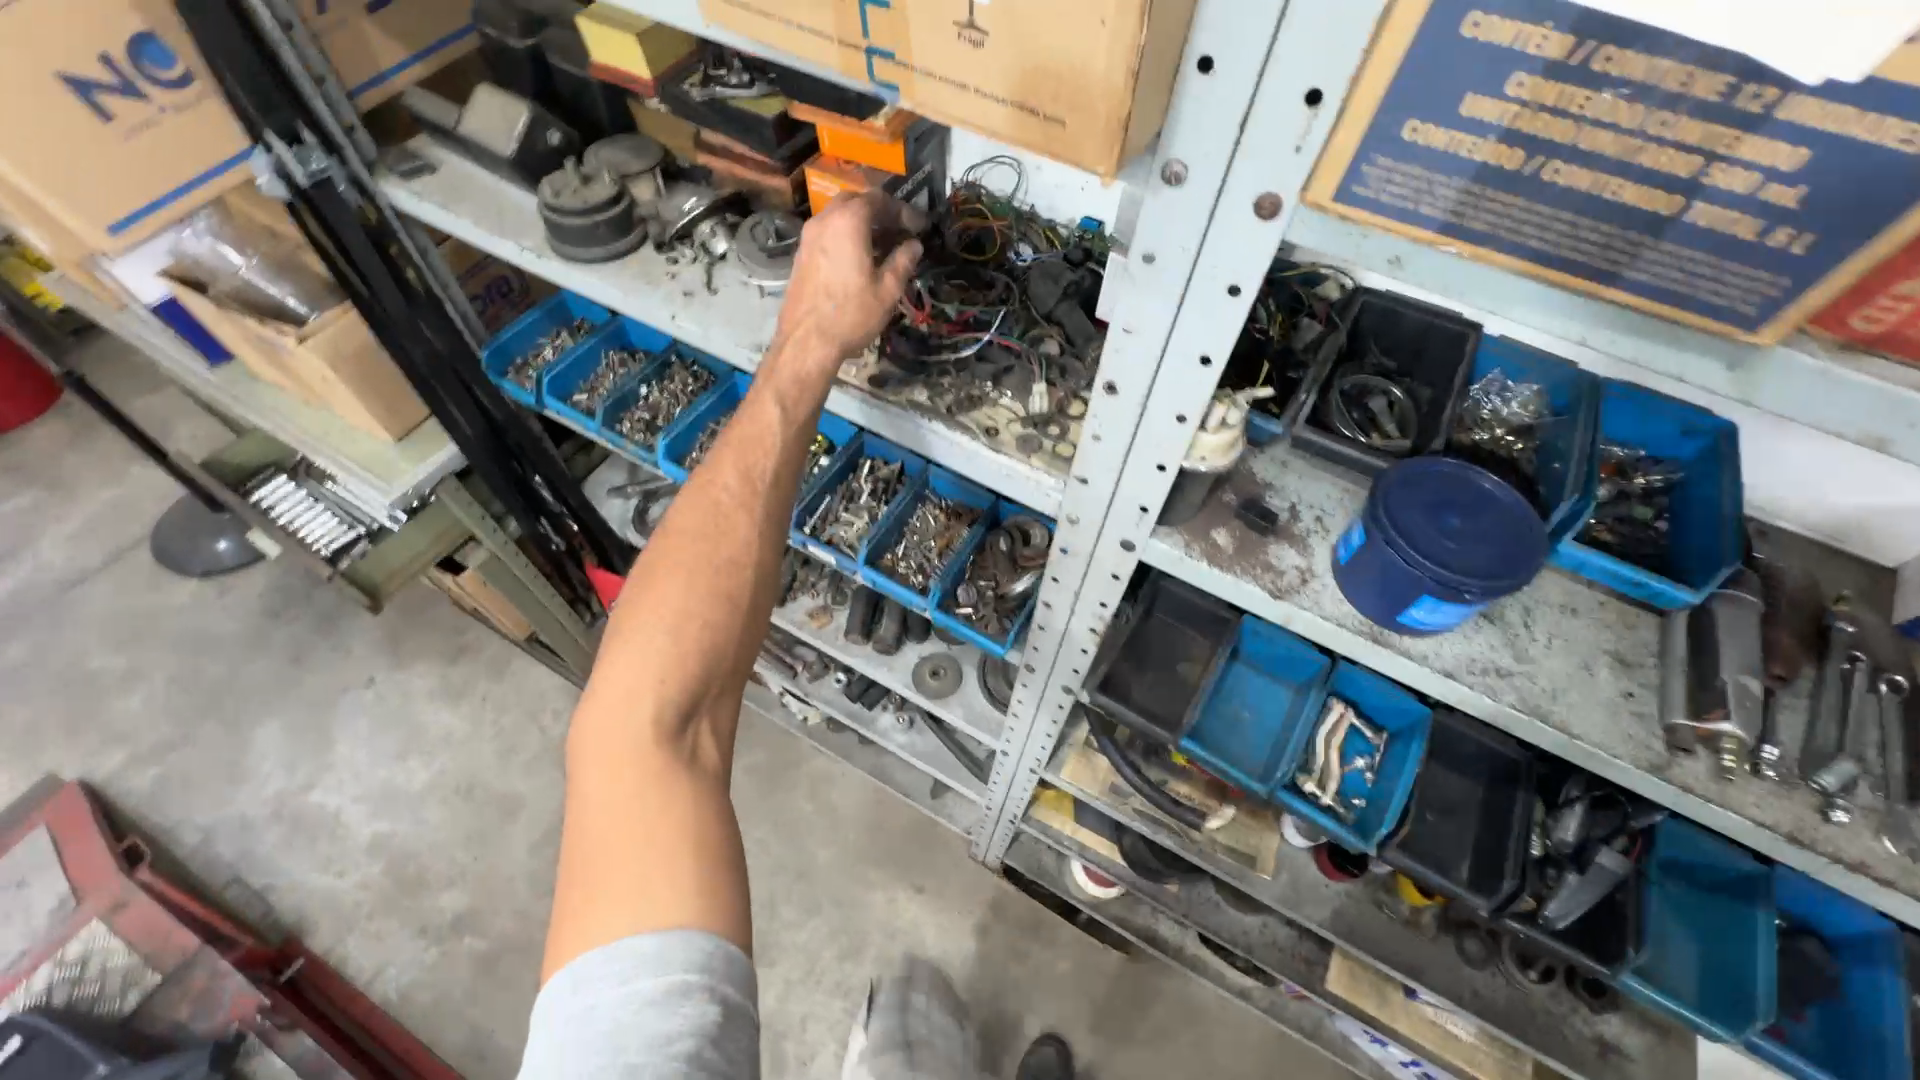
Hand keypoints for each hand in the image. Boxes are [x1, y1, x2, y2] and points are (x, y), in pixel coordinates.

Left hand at [770, 191, 923, 369]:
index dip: (903, 210)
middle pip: (855, 201)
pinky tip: (860, 258)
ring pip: (838, 216)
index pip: (879, 200)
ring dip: (862, 223)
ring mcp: (809, 237)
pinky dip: (846, 235)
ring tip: (883, 246)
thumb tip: (914, 245)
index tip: (919, 227)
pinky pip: (828, 232)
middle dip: (880, 211)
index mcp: (848, 222)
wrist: (806, 342)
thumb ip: (903, 261)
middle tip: (899, 231)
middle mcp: (825, 220)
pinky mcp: (802, 254)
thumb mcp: (887, 290)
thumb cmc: (851, 315)